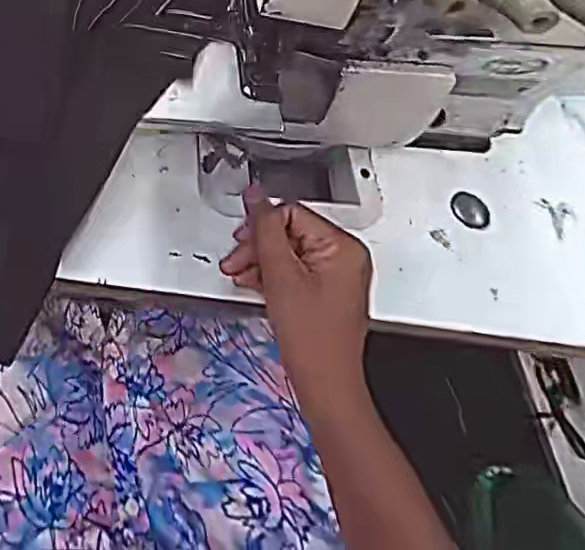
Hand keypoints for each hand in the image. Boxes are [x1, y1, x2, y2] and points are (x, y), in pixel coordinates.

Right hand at [218, 187, 373, 409]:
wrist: (325, 387)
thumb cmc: (313, 340)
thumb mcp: (280, 275)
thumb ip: (265, 229)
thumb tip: (256, 196)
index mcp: (343, 246)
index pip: (292, 213)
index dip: (262, 226)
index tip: (241, 239)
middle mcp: (346, 255)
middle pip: (291, 230)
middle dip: (259, 245)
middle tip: (238, 259)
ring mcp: (339, 274)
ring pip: (290, 250)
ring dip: (262, 260)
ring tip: (242, 274)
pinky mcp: (328, 289)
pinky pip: (297, 268)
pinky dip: (274, 274)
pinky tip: (256, 283)